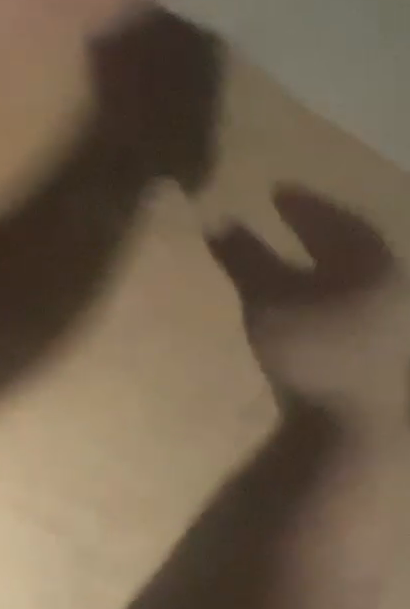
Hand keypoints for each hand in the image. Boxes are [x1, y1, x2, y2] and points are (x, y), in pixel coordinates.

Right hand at [208, 187, 409, 426]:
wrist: (359, 419)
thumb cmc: (316, 353)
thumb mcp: (269, 301)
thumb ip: (245, 260)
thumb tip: (217, 222)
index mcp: (374, 266)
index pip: (340, 223)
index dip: (306, 206)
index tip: (275, 189)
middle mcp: (395, 283)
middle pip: (356, 246)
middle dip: (318, 230)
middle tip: (286, 214)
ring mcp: (394, 316)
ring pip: (359, 273)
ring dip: (324, 259)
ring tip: (293, 251)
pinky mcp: (385, 342)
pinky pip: (358, 297)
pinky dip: (330, 285)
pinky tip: (309, 292)